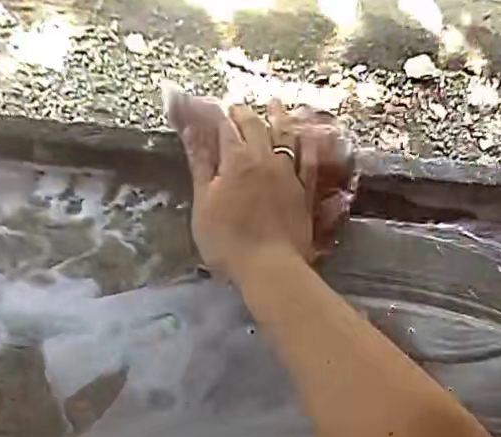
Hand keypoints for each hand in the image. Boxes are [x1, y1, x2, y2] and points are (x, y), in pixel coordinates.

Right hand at [169, 94, 354, 280]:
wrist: (270, 268)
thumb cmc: (229, 243)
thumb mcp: (204, 206)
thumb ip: (201, 166)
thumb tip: (192, 132)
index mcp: (236, 159)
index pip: (221, 125)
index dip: (209, 113)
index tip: (200, 106)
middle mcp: (265, 158)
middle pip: (253, 124)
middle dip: (241, 113)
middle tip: (234, 109)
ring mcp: (289, 173)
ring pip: (284, 134)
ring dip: (277, 116)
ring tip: (273, 104)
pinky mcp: (305, 191)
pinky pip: (309, 159)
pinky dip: (306, 142)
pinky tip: (309, 135)